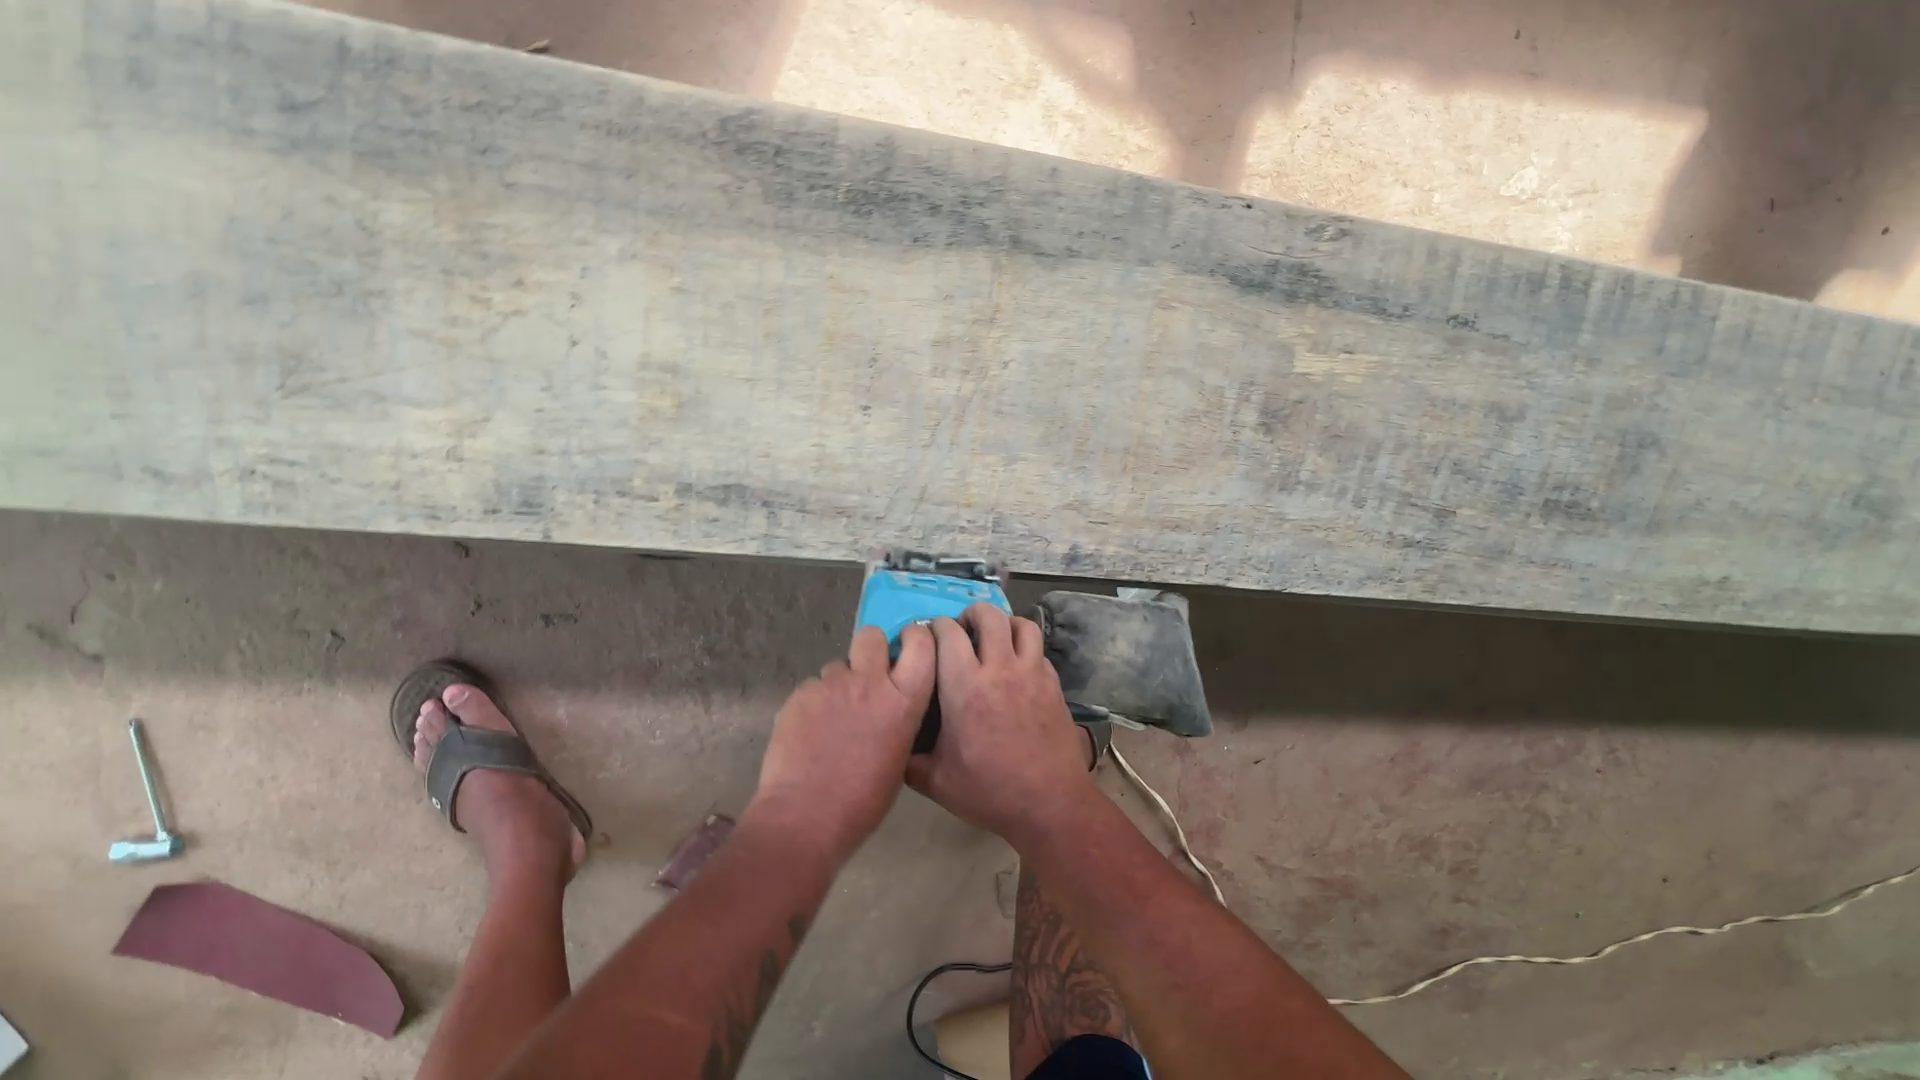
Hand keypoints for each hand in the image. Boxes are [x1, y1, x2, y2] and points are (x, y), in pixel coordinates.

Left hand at [752, 624, 935, 861]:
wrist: (807, 815)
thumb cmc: (863, 800)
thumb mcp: (899, 757)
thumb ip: (897, 719)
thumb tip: (888, 708)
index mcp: (904, 700)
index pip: (921, 644)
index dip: (915, 638)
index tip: (908, 647)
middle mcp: (869, 682)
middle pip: (871, 636)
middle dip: (870, 649)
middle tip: (865, 675)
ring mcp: (831, 685)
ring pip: (837, 665)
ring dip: (839, 683)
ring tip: (832, 718)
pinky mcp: (799, 694)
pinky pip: (812, 687)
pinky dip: (813, 703)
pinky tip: (809, 733)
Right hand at [907, 603, 1098, 842]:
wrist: (1050, 804)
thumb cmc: (989, 791)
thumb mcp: (936, 782)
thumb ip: (908, 760)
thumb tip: (890, 744)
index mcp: (964, 686)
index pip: (947, 633)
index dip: (933, 628)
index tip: (926, 638)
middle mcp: (999, 669)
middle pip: (988, 616)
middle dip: (970, 615)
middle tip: (960, 630)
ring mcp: (1031, 674)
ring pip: (1020, 624)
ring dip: (1003, 623)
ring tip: (993, 637)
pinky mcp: (1053, 684)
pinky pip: (1038, 648)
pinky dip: (1025, 646)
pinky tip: (1016, 665)